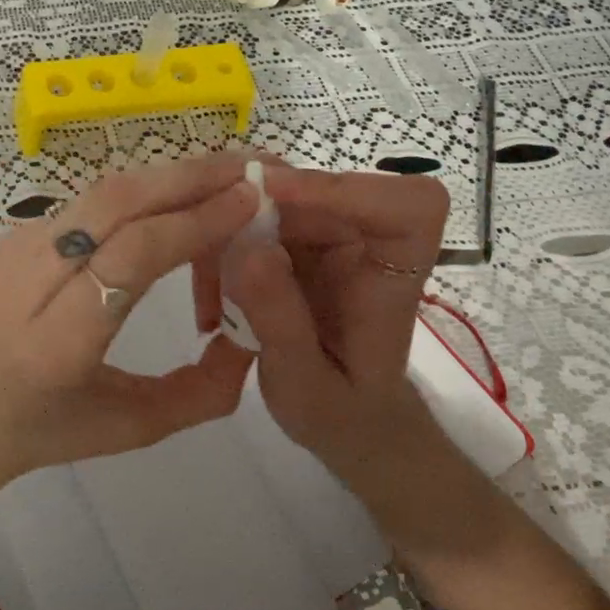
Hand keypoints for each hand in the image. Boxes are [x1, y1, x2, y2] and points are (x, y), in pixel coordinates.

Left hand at [0, 151, 261, 513]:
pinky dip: (139, 190)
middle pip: (114, 204)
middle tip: (254, 168)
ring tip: (226, 173)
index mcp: (56, 341)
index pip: (132, 255)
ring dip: (166, 176)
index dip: (195, 220)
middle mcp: (29, 278)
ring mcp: (15, 247)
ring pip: (100, 193)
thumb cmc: (36, 433)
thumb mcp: (126, 429)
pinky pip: (86, 202)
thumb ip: (200, 393)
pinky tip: (175, 195)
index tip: (251, 201)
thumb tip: (253, 337)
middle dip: (190, 177)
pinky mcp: (14, 233)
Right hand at [203, 166, 448, 471]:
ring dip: (226, 234)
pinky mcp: (292, 239)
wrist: (345, 423)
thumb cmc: (342, 413)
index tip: (272, 195)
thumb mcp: (306, 386)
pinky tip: (208, 302)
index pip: (407, 205)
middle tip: (202, 249)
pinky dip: (220, 249)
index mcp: (392, 275)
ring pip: (272, 198)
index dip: (344, 187)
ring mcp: (326, 236)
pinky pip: (249, 219)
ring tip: (206, 301)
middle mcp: (364, 241)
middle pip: (314, 190)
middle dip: (251, 210)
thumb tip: (249, 248)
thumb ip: (281, 322)